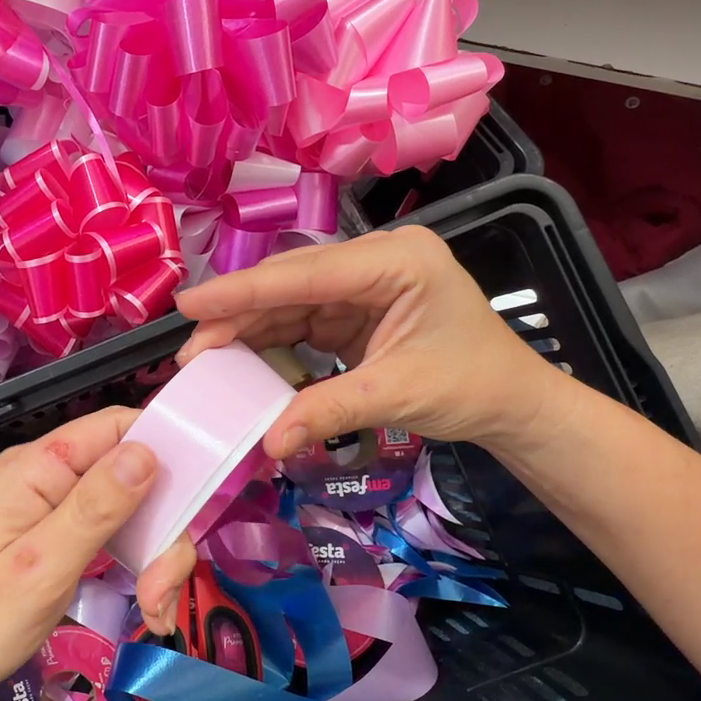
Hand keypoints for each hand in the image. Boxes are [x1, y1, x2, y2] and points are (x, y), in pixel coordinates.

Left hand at [0, 407, 193, 700]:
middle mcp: (51, 474)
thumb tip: (148, 451)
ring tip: (154, 608)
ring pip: (136, 508)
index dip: (166, 450)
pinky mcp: (65, 532)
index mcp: (38, 467)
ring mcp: (58, 504)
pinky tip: (147, 606)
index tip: (197, 500)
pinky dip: (140, 566)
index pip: (117, 427)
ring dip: (156, 556)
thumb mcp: (41, 567)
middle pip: (136, 473)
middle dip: (163, 528)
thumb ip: (95, 508)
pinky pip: (119, 533)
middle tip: (162, 590)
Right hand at [175, 227, 570, 457]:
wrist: (511, 401)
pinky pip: (299, 317)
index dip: (243, 291)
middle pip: (289, 282)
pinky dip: (268, 339)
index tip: (190, 305)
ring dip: (246, 328)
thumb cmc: (470, 386)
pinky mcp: (353, 304)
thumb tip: (269, 442)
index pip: (306, 274)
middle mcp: (376, 258)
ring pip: (288, 299)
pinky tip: (237, 356)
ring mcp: (363, 280)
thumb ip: (327, 410)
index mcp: (398, 261)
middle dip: (237, 314)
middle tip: (191, 349)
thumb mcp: (396, 395)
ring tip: (204, 356)